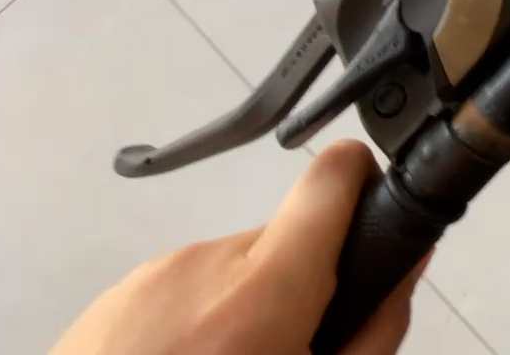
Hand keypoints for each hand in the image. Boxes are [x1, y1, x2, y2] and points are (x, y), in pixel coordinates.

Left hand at [52, 141, 424, 354]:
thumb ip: (379, 324)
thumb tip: (412, 258)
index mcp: (268, 288)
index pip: (335, 173)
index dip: (362, 180)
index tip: (364, 216)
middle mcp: (206, 264)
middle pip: (285, 237)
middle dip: (293, 280)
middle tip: (281, 346)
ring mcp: (144, 283)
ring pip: (228, 268)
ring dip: (236, 305)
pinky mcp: (97, 308)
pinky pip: (173, 292)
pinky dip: (185, 324)